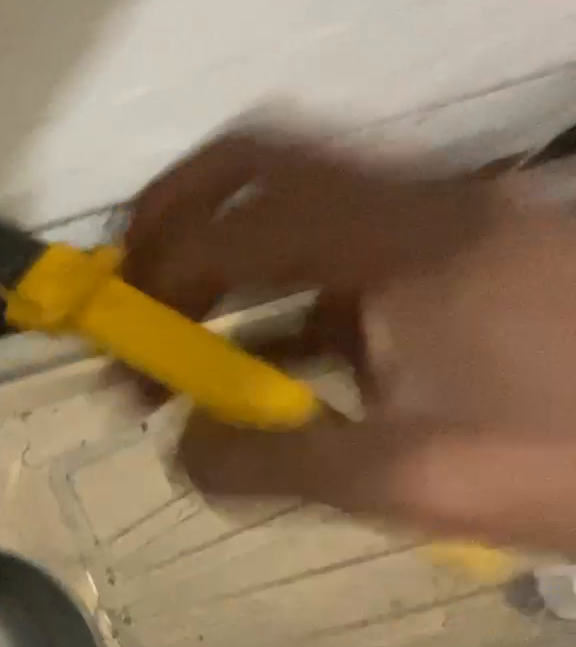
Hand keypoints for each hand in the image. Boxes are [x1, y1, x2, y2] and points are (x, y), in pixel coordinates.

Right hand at [124, 127, 575, 551]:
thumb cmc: (573, 454)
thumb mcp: (401, 478)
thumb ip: (260, 462)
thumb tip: (177, 445)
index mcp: (409, 244)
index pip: (235, 217)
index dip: (152, 271)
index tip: (116, 338)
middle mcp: (423, 208)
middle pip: (256, 168)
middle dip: (166, 231)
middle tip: (125, 299)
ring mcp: (445, 225)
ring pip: (289, 206)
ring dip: (211, 269)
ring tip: (173, 352)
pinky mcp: (459, 256)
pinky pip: (332, 254)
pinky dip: (268, 298)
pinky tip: (255, 368)